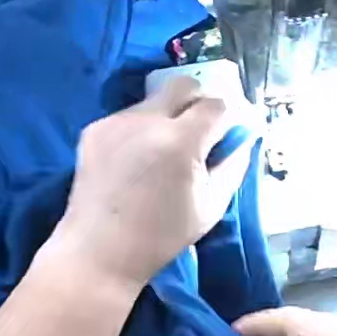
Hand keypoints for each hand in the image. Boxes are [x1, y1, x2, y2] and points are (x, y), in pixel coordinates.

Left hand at [47, 76, 258, 288]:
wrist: (100, 250)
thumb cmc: (161, 236)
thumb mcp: (212, 206)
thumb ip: (232, 165)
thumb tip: (242, 137)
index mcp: (181, 141)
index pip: (216, 104)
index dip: (226, 118)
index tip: (225, 134)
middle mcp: (146, 121)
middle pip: (184, 85)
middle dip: (198, 100)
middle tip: (199, 129)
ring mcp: (116, 122)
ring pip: (153, 101)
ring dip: (166, 117)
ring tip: (160, 154)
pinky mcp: (94, 129)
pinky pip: (127, 117)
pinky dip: (139, 130)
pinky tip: (134, 162)